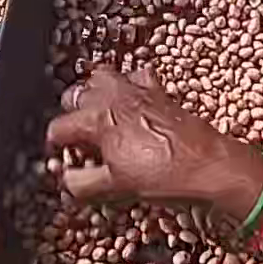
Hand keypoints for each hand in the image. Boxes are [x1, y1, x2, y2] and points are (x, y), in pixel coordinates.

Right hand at [44, 66, 262, 216]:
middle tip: (78, 138)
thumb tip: (68, 179)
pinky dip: (129, 84)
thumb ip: (82, 182)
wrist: (208, 164)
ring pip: (102, 76)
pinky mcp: (157, 90)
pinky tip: (131, 102)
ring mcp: (136, 90)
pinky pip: (135, 76)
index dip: (55, 144)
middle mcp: (112, 97)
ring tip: (98, 113)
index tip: (61, 155)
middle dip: (71, 114)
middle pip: (75, 95)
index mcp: (96, 120)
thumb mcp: (114, 187)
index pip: (58, 127)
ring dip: (95, 91)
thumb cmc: (164, 174)